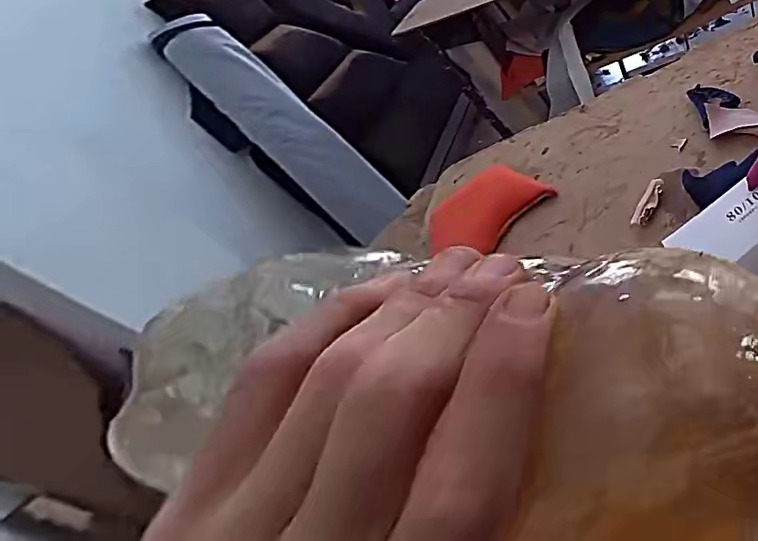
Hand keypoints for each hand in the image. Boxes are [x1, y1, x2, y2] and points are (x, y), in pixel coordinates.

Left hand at [144, 248, 553, 540]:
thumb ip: (517, 485)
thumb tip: (555, 358)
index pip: (463, 485)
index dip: (506, 371)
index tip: (536, 299)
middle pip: (391, 403)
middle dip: (460, 311)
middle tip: (504, 267)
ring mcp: (230, 537)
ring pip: (330, 377)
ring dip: (409, 300)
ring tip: (459, 263)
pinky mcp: (182, 511)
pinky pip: (261, 383)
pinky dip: (334, 317)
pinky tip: (388, 288)